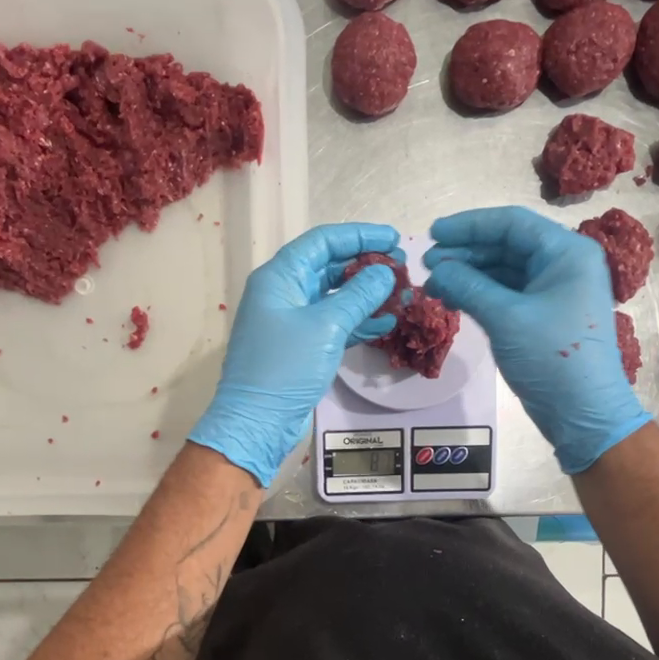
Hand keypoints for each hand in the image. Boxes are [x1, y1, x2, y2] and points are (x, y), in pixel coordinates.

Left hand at [189, 222, 402, 486]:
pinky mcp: (301, 348)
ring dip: (366, 295)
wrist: (257, 423)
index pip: (322, 242)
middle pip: (328, 267)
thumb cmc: (284, 368)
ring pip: (333, 298)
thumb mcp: (325, 327)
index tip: (394, 238)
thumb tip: (385, 273)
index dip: (359, 236)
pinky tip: (386, 323)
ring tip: (401, 295)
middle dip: (365, 266)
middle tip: (401, 267)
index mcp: (279, 278)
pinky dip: (358, 322)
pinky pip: (333, 324)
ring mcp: (291, 322)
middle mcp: (283, 293)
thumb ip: (357, 296)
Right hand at [424, 206, 649, 474]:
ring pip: (504, 271)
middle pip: (507, 245)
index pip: (511, 223)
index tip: (431, 235)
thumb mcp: (506, 318)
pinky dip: (480, 295)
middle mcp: (563, 265)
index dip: (468, 226)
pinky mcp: (543, 317)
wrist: (583, 413)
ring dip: (468, 276)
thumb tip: (435, 269)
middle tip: (426, 265)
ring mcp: (554, 292)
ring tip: (433, 285)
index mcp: (566, 252)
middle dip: (465, 253)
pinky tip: (452, 300)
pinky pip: (507, 294)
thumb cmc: (552, 358)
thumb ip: (468, 286)